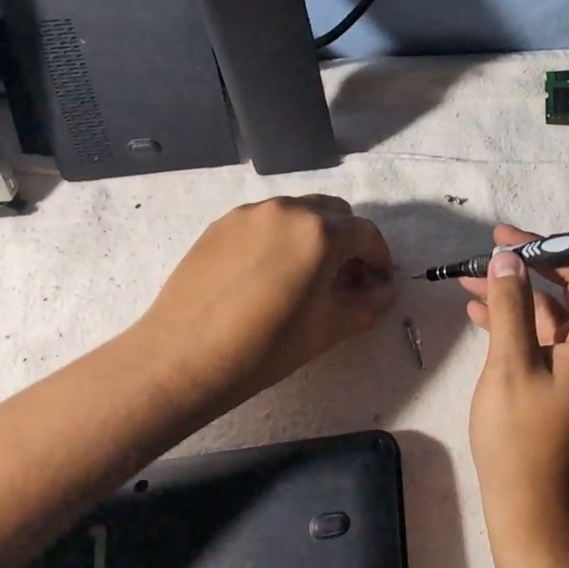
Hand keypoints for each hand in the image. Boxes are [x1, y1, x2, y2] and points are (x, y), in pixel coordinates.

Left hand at [139, 195, 395, 399]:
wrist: (182, 357)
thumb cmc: (265, 347)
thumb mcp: (328, 329)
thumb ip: (368, 304)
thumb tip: (386, 291)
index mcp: (321, 232)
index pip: (366, 234)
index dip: (378, 259)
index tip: (377, 283)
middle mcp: (289, 210)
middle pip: (333, 214)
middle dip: (346, 242)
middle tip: (342, 280)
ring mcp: (251, 213)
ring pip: (298, 214)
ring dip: (312, 237)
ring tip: (302, 277)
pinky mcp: (221, 224)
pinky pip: (265, 222)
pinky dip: (278, 239)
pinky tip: (267, 276)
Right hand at [461, 209, 568, 536]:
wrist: (535, 515)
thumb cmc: (526, 441)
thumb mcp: (511, 366)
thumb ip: (510, 306)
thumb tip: (508, 257)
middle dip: (544, 256)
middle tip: (499, 241)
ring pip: (557, 308)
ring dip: (519, 287)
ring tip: (474, 271)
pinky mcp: (562, 381)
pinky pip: (543, 336)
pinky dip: (515, 318)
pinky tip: (477, 308)